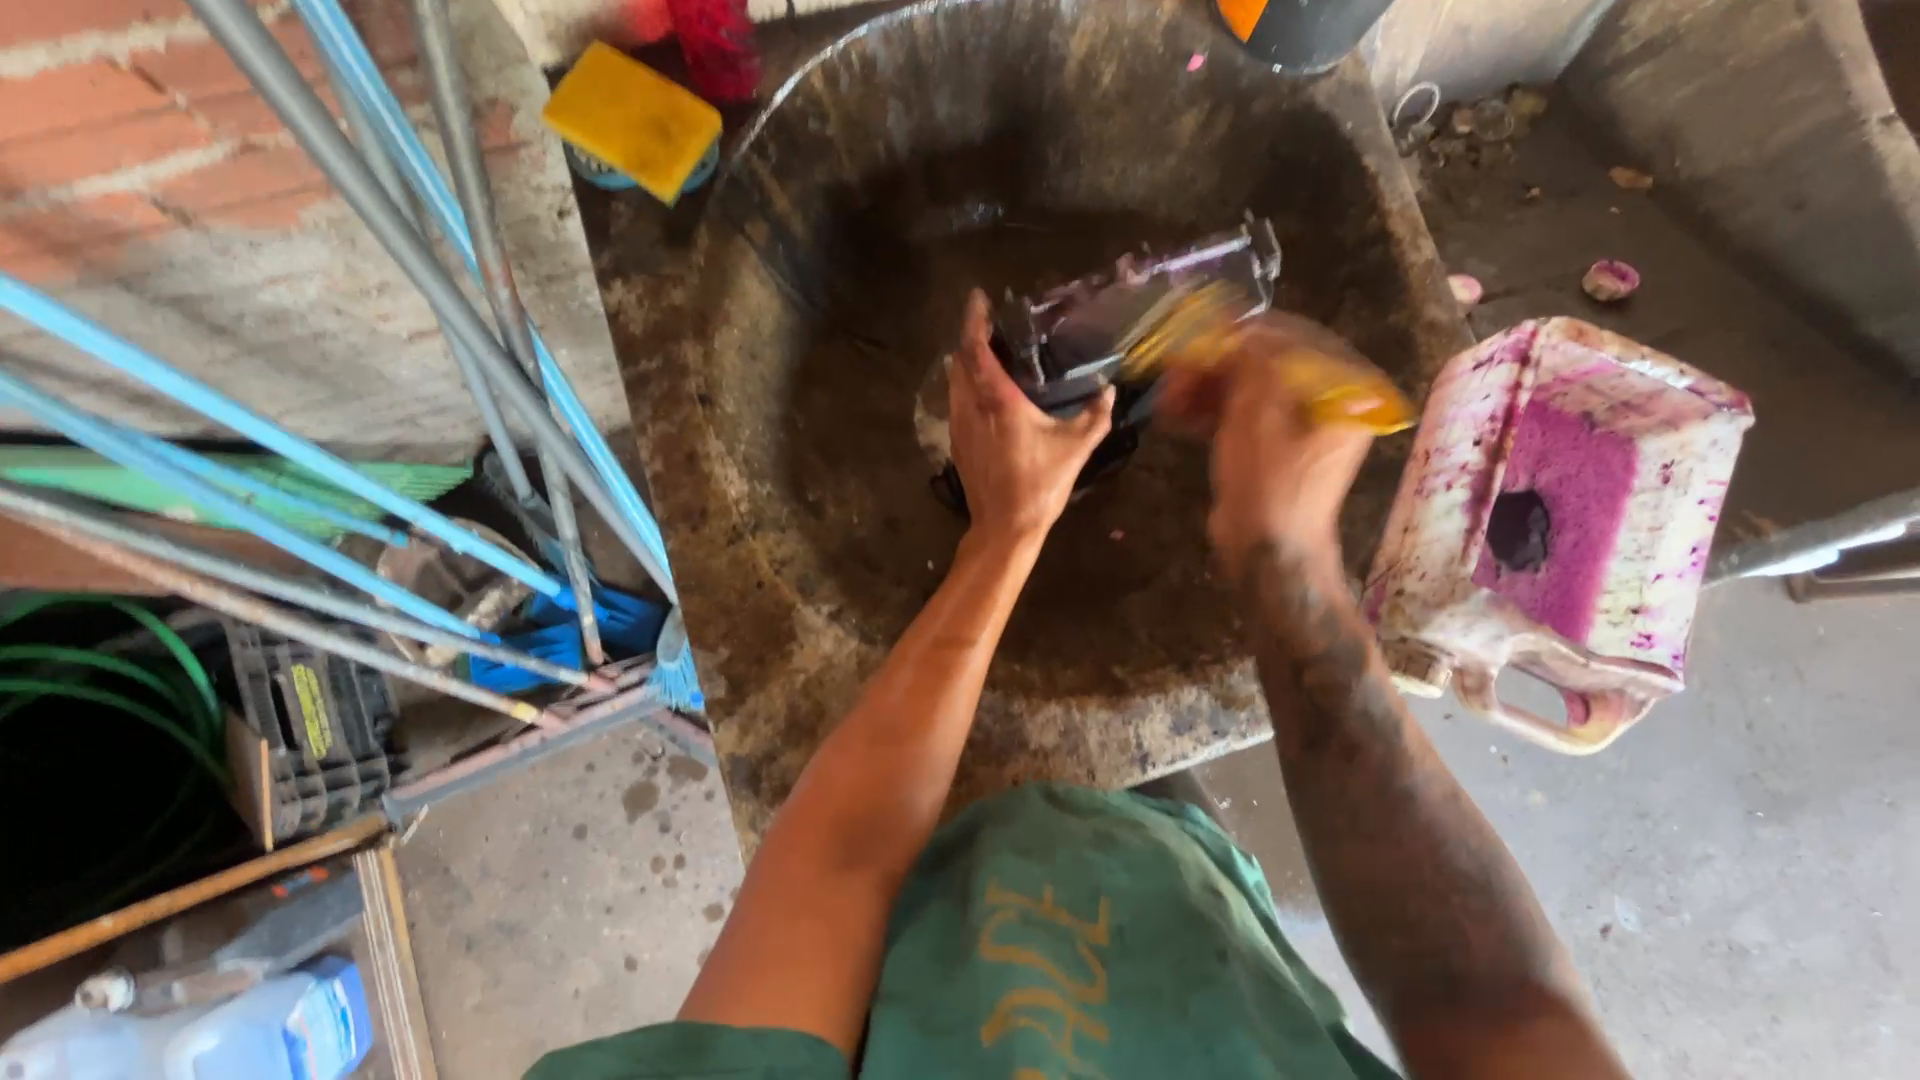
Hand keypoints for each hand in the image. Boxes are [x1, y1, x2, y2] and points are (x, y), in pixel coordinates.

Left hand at [947, 289, 1114, 545]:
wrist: (1004, 527)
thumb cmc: (1040, 485)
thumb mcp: (1076, 448)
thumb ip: (1095, 416)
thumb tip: (1108, 391)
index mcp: (998, 401)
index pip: (977, 350)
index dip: (975, 320)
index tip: (978, 299)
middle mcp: (971, 407)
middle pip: (960, 361)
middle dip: (971, 338)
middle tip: (991, 325)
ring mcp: (959, 426)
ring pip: (954, 382)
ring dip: (967, 363)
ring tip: (989, 354)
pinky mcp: (957, 443)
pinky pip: (956, 401)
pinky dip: (966, 386)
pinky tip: (985, 393)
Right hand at [1157, 313, 1375, 583]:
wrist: (1267, 554)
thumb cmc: (1270, 482)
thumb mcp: (1259, 413)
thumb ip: (1250, 362)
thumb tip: (1233, 329)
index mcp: (1341, 390)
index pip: (1291, 341)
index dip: (1242, 333)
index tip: (1200, 329)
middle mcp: (1325, 404)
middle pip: (1265, 367)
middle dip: (1214, 365)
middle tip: (1174, 366)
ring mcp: (1296, 429)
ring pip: (1246, 393)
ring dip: (1204, 388)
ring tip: (1166, 392)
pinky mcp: (1270, 451)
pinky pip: (1240, 419)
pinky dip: (1208, 413)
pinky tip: (1172, 412)